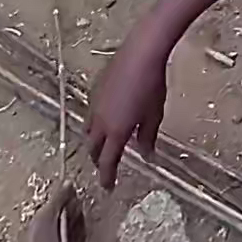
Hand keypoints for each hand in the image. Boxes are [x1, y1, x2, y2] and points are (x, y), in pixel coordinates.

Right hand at [85, 22, 172, 189]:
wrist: (140, 54)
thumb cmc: (151, 86)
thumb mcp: (154, 115)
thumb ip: (147, 137)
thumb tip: (145, 154)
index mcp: (116, 131)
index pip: (106, 161)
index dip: (106, 176)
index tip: (107, 187)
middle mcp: (100, 120)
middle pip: (92, 147)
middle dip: (97, 159)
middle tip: (105, 165)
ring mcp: (94, 103)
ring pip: (88, 129)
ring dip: (94, 141)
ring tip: (103, 143)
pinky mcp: (95, 88)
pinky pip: (90, 112)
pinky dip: (95, 122)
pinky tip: (106, 117)